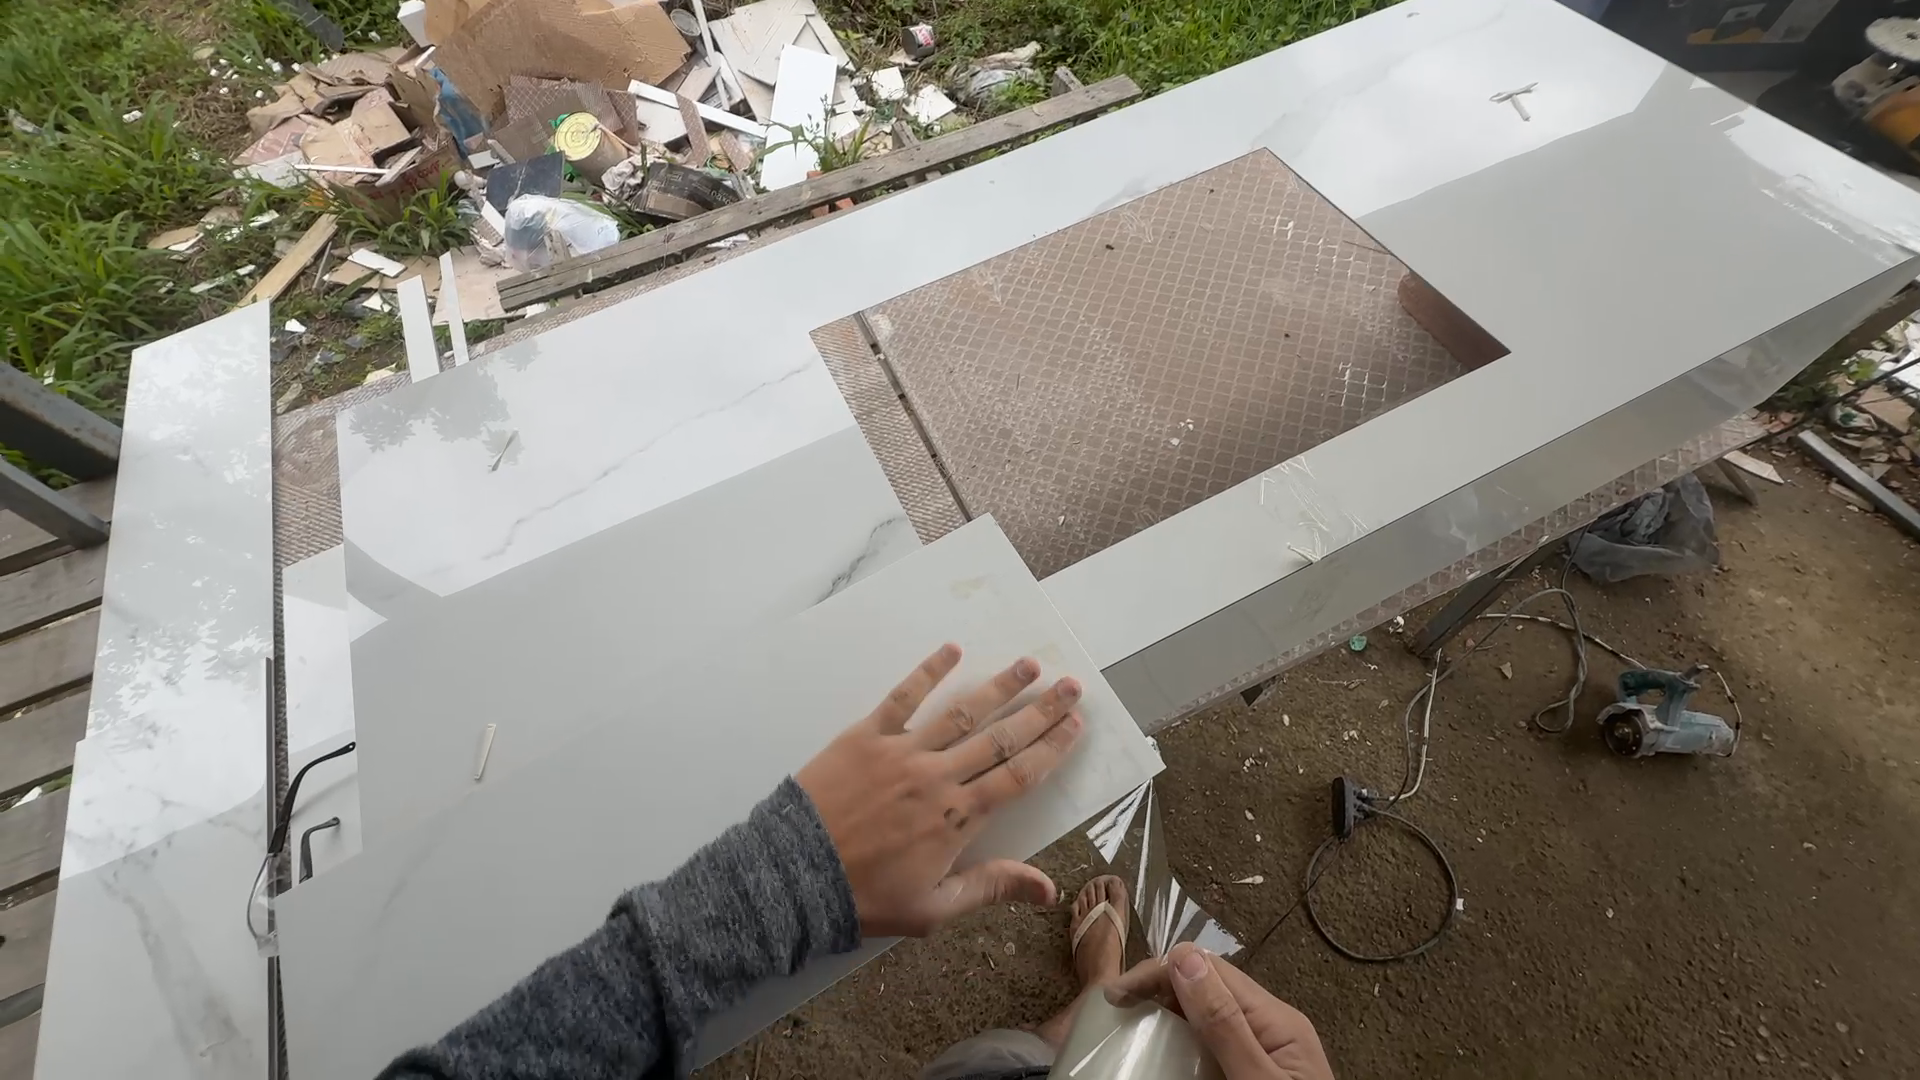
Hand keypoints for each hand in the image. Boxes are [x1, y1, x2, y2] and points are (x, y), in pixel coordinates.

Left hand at [796, 643, 1084, 937]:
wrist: (795, 876)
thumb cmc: (866, 896)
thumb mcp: (933, 908)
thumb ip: (992, 887)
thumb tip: (1049, 889)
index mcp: (957, 818)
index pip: (1018, 776)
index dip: (1051, 749)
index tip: (1076, 724)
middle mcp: (938, 777)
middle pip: (1001, 738)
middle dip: (1040, 711)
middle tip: (1070, 686)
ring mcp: (902, 751)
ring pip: (962, 713)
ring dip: (999, 687)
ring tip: (1028, 665)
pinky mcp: (867, 735)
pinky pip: (903, 697)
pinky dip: (928, 671)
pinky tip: (952, 650)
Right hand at [1107, 942, 1332, 1079]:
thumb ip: (1225, 1025)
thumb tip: (1183, 958)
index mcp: (1277, 1019)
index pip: (1207, 967)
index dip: (1158, 971)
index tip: (1117, 998)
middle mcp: (1271, 1023)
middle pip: (1205, 982)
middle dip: (1158, 985)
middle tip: (1117, 1006)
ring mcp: (1264, 1047)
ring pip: (1205, 1007)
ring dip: (1166, 1007)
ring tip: (1133, 1022)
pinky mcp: (1254, 1069)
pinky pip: (1213, 1036)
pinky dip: (1182, 1034)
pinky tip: (1163, 1048)